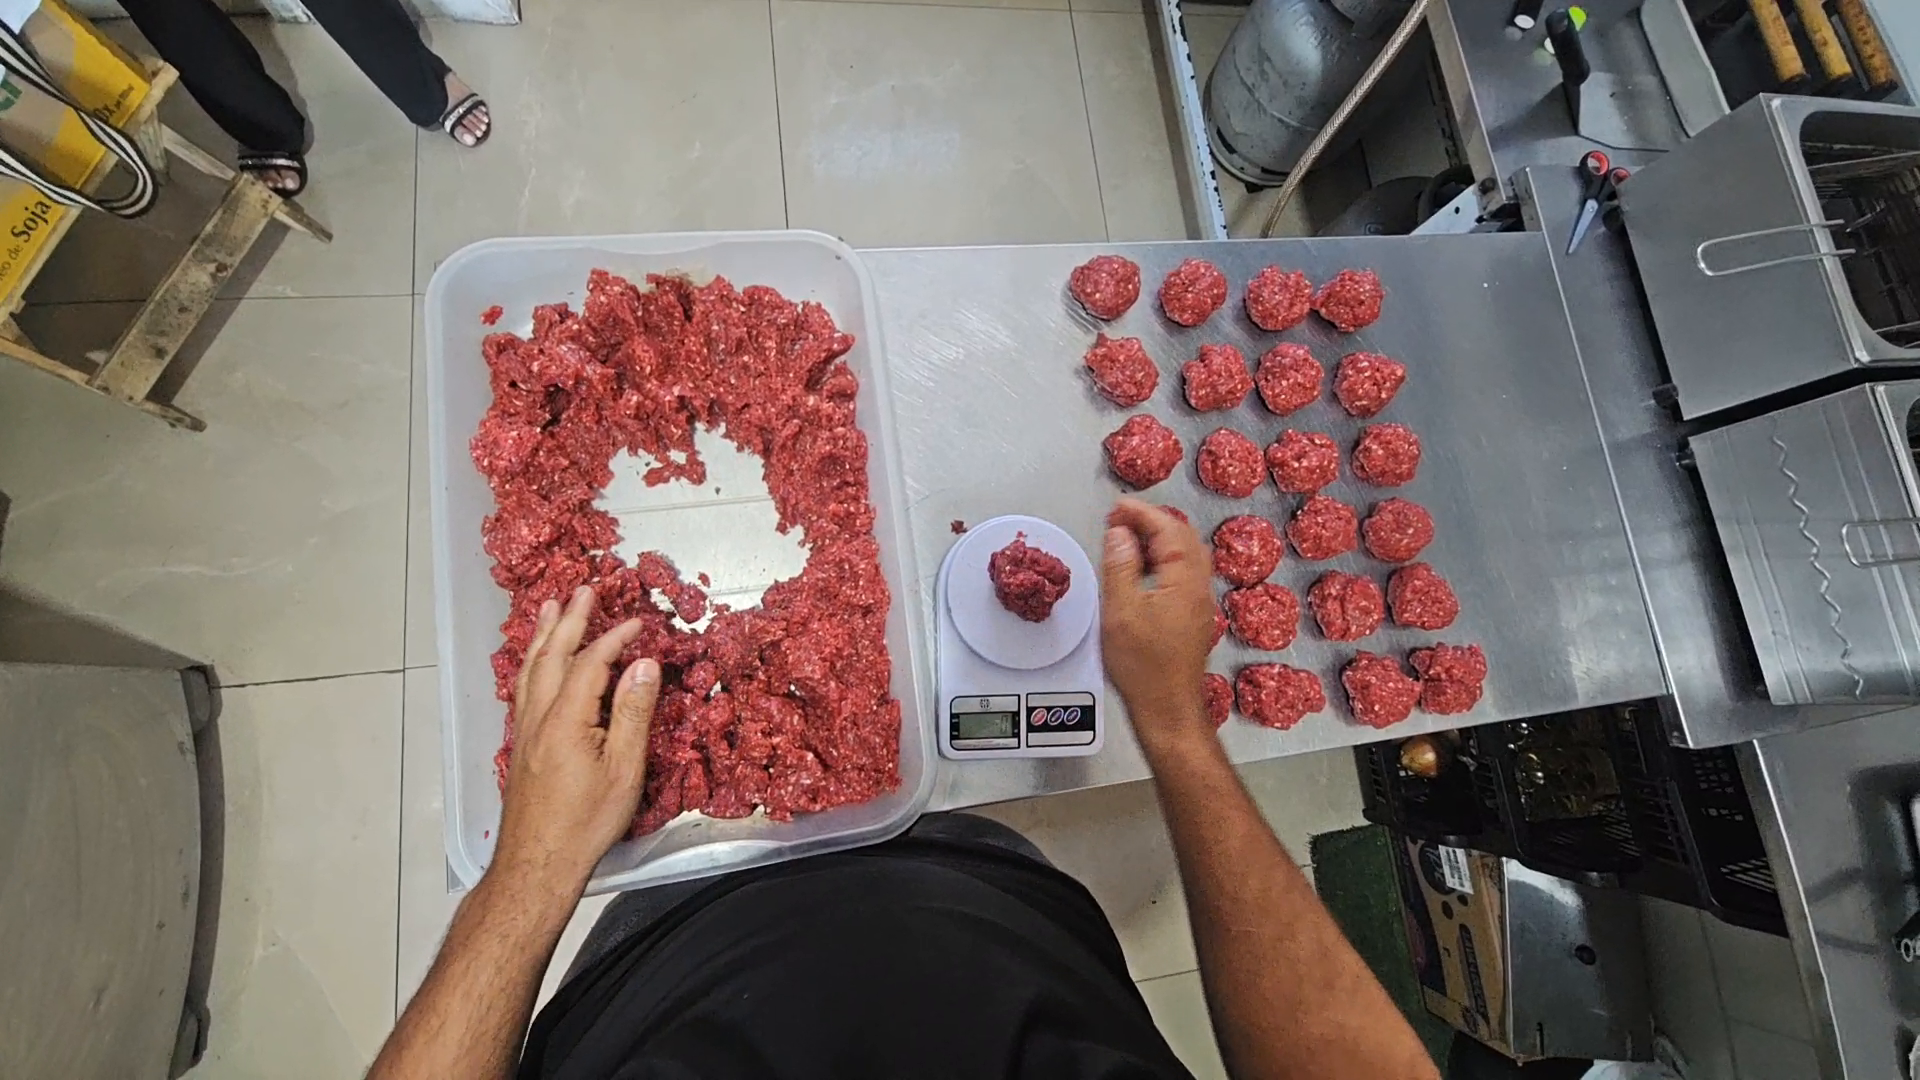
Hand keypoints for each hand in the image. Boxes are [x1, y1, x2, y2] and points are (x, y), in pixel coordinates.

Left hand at [493, 586, 659, 888]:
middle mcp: (538, 718)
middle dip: (570, 621)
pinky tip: (538, 661)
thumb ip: (633, 713)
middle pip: (552, 657)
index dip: (614, 638)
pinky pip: (525, 689)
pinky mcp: (521, 745)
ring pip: (531, 671)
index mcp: (565, 721)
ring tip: (551, 609)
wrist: (536, 865)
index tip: (639, 622)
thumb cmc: (587, 821)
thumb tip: (644, 664)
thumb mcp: (624, 769)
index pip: (590, 664)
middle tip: (583, 591)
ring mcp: (525, 731)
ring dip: (545, 636)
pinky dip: (534, 662)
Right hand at [1100, 498, 1217, 753]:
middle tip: (1119, 519)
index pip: (1168, 529)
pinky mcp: (1192, 617)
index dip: (1142, 512)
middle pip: (1182, 538)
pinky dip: (1161, 561)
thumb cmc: (1142, 664)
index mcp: (1184, 580)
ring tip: (1125, 540)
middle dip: (1151, 521)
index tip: (1116, 506)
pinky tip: (1140, 570)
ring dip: (1157, 541)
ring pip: (1184, 556)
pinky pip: (1181, 574)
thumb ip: (1120, 566)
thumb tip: (1120, 533)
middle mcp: (1199, 586)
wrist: (1168, 708)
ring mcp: (1199, 602)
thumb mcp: (1120, 610)